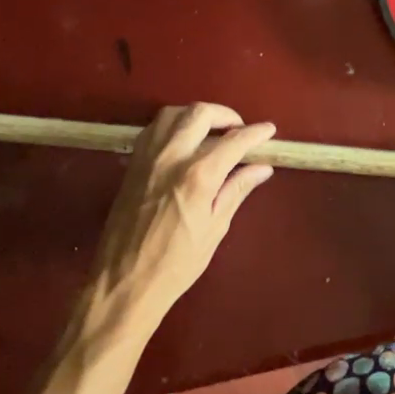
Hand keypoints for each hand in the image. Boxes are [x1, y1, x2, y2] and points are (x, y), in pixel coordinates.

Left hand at [65, 104, 274, 354]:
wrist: (125, 279)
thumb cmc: (178, 262)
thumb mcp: (215, 228)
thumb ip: (236, 190)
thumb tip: (261, 168)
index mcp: (197, 176)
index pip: (233, 141)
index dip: (255, 133)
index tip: (269, 131)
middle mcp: (170, 157)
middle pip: (200, 114)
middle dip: (225, 115)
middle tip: (239, 129)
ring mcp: (147, 158)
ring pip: (172, 114)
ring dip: (196, 115)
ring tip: (212, 131)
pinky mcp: (132, 164)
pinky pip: (153, 129)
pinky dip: (174, 125)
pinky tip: (184, 142)